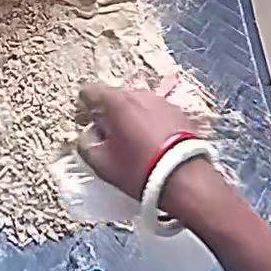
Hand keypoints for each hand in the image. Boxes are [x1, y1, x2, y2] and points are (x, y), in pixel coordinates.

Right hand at [75, 84, 200, 198]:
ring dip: (131, 117)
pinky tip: (154, 144)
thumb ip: (85, 145)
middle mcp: (139, 94)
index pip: (89, 91)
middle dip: (109, 114)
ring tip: (135, 142)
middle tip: (110, 137)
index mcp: (116, 101)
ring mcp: (162, 101)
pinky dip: (151, 123)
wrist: (187, 179)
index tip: (87, 123)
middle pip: (115, 97)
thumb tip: (88, 137)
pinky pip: (156, 113)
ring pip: (137, 104)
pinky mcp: (180, 113)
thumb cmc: (139, 169)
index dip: (84, 107)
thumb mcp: (102, 164)